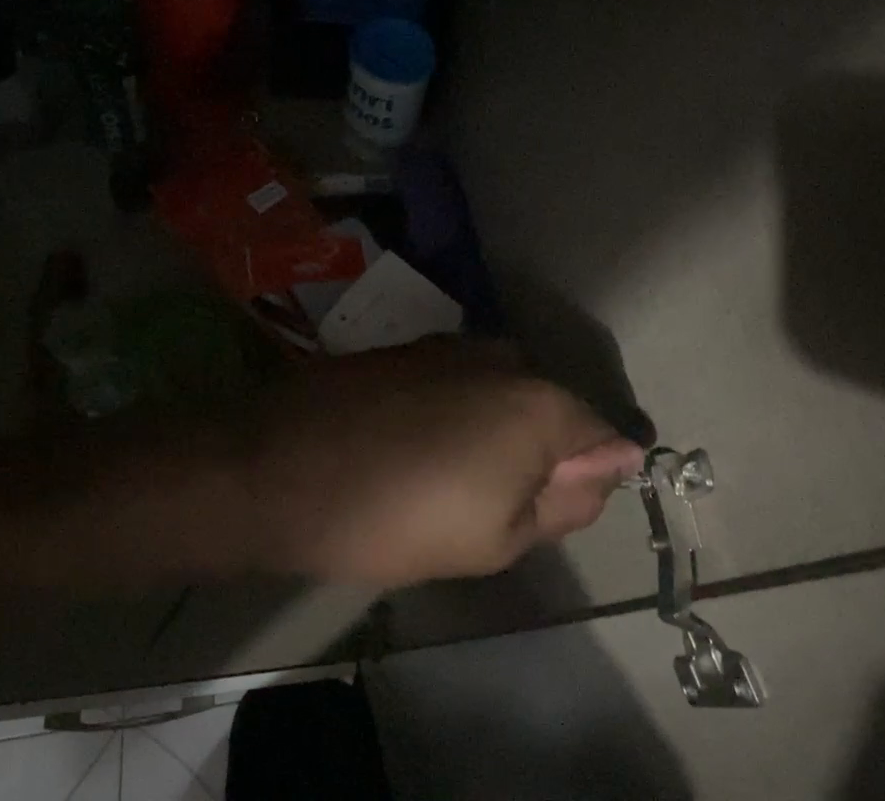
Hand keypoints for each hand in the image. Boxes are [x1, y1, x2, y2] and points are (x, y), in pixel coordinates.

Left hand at [240, 339, 643, 586]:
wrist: (274, 468)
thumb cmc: (395, 519)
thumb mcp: (497, 541)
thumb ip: (568, 501)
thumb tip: (611, 467)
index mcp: (543, 403)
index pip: (606, 437)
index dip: (586, 480)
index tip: (544, 512)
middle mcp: (507, 357)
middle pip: (552, 411)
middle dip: (538, 453)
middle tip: (487, 504)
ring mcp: (452, 344)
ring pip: (501, 395)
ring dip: (490, 432)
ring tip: (439, 478)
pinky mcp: (407, 346)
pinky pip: (458, 383)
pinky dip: (451, 414)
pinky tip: (409, 447)